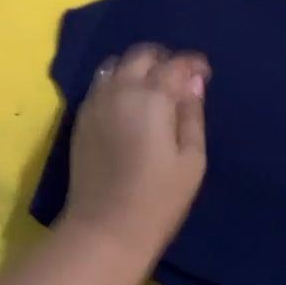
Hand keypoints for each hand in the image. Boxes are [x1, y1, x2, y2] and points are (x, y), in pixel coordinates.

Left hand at [61, 44, 209, 261]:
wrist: (104, 231)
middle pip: (142, 53)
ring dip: (137, 67)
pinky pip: (101, 84)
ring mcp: (96, 101)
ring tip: (151, 88)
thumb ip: (192, 114)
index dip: (193, 64)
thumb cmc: (157, 199)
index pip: (176, 62)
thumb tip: (193, 82)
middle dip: (164, 59)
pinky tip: (127, 105)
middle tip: (178, 80)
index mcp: (152, 95)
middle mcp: (121, 88)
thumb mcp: (191, 160)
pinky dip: (117, 82)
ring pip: (116, 64)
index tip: (204, 75)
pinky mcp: (81, 117)